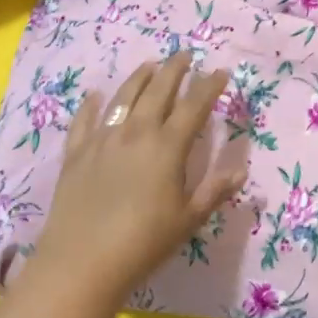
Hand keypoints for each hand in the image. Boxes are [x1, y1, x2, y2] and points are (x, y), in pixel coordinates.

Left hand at [27, 52, 244, 299]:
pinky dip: (91, 105)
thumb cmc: (143, 243)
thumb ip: (215, 191)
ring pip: (124, 98)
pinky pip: (84, 121)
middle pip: (158, 90)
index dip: (209, 86)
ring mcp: (103, 140)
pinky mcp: (76, 154)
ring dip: (139, 78)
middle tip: (185, 54)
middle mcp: (137, 133)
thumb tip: (241, 169)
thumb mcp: (188, 220)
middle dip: (175, 69)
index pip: (194, 106)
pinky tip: (95, 95)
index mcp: (168, 147)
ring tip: (150, 65)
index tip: (220, 71)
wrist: (81, 263)